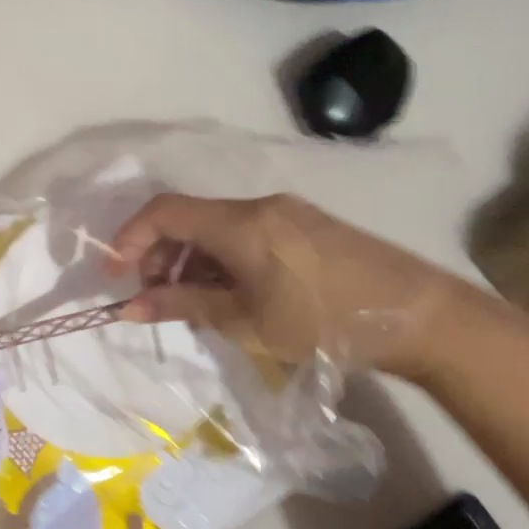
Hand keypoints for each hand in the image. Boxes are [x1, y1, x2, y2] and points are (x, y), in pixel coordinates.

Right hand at [106, 193, 470, 378]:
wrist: (416, 315)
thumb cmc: (322, 320)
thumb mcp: (243, 320)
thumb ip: (182, 306)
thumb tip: (127, 308)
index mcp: (241, 224)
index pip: (164, 212)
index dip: (128, 240)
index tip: (112, 277)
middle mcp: (260, 208)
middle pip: (187, 220)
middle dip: (156, 257)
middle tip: (152, 300)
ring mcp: (285, 216)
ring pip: (213, 230)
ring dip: (186, 263)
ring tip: (188, 306)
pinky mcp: (304, 230)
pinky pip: (241, 237)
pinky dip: (217, 262)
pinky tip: (224, 297)